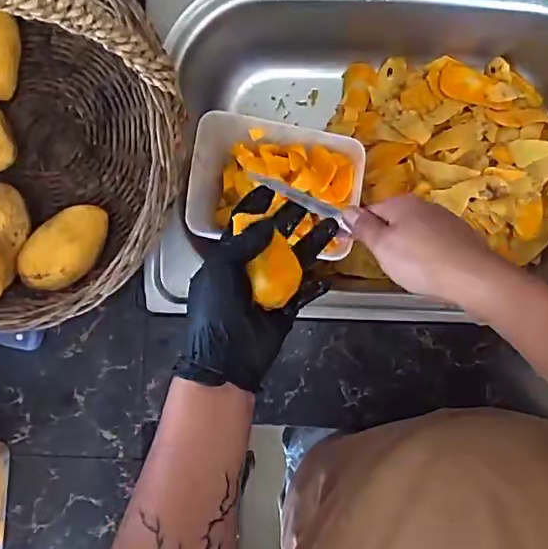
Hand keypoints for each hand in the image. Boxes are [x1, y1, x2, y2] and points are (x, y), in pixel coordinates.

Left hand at [175, 185, 340, 392]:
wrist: (226, 359)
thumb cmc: (216, 311)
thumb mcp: (221, 271)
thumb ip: (243, 244)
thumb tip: (267, 223)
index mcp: (228, 258)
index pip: (243, 225)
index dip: (256, 206)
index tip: (272, 189)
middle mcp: (251, 269)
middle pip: (275, 239)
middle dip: (292, 221)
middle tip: (311, 204)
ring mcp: (270, 288)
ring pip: (295, 261)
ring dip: (312, 245)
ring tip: (330, 228)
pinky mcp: (285, 308)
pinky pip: (304, 293)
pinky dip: (316, 286)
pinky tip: (327, 277)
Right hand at [345, 195, 522, 311]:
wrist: (472, 277)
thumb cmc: (421, 263)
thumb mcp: (382, 246)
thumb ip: (364, 227)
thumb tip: (347, 209)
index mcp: (401, 203)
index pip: (370, 210)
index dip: (361, 229)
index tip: (359, 247)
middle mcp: (425, 205)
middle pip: (395, 220)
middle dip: (388, 239)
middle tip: (387, 263)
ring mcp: (446, 219)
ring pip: (416, 232)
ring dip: (410, 247)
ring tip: (410, 270)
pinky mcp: (461, 237)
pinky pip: (435, 243)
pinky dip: (429, 254)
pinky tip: (431, 270)